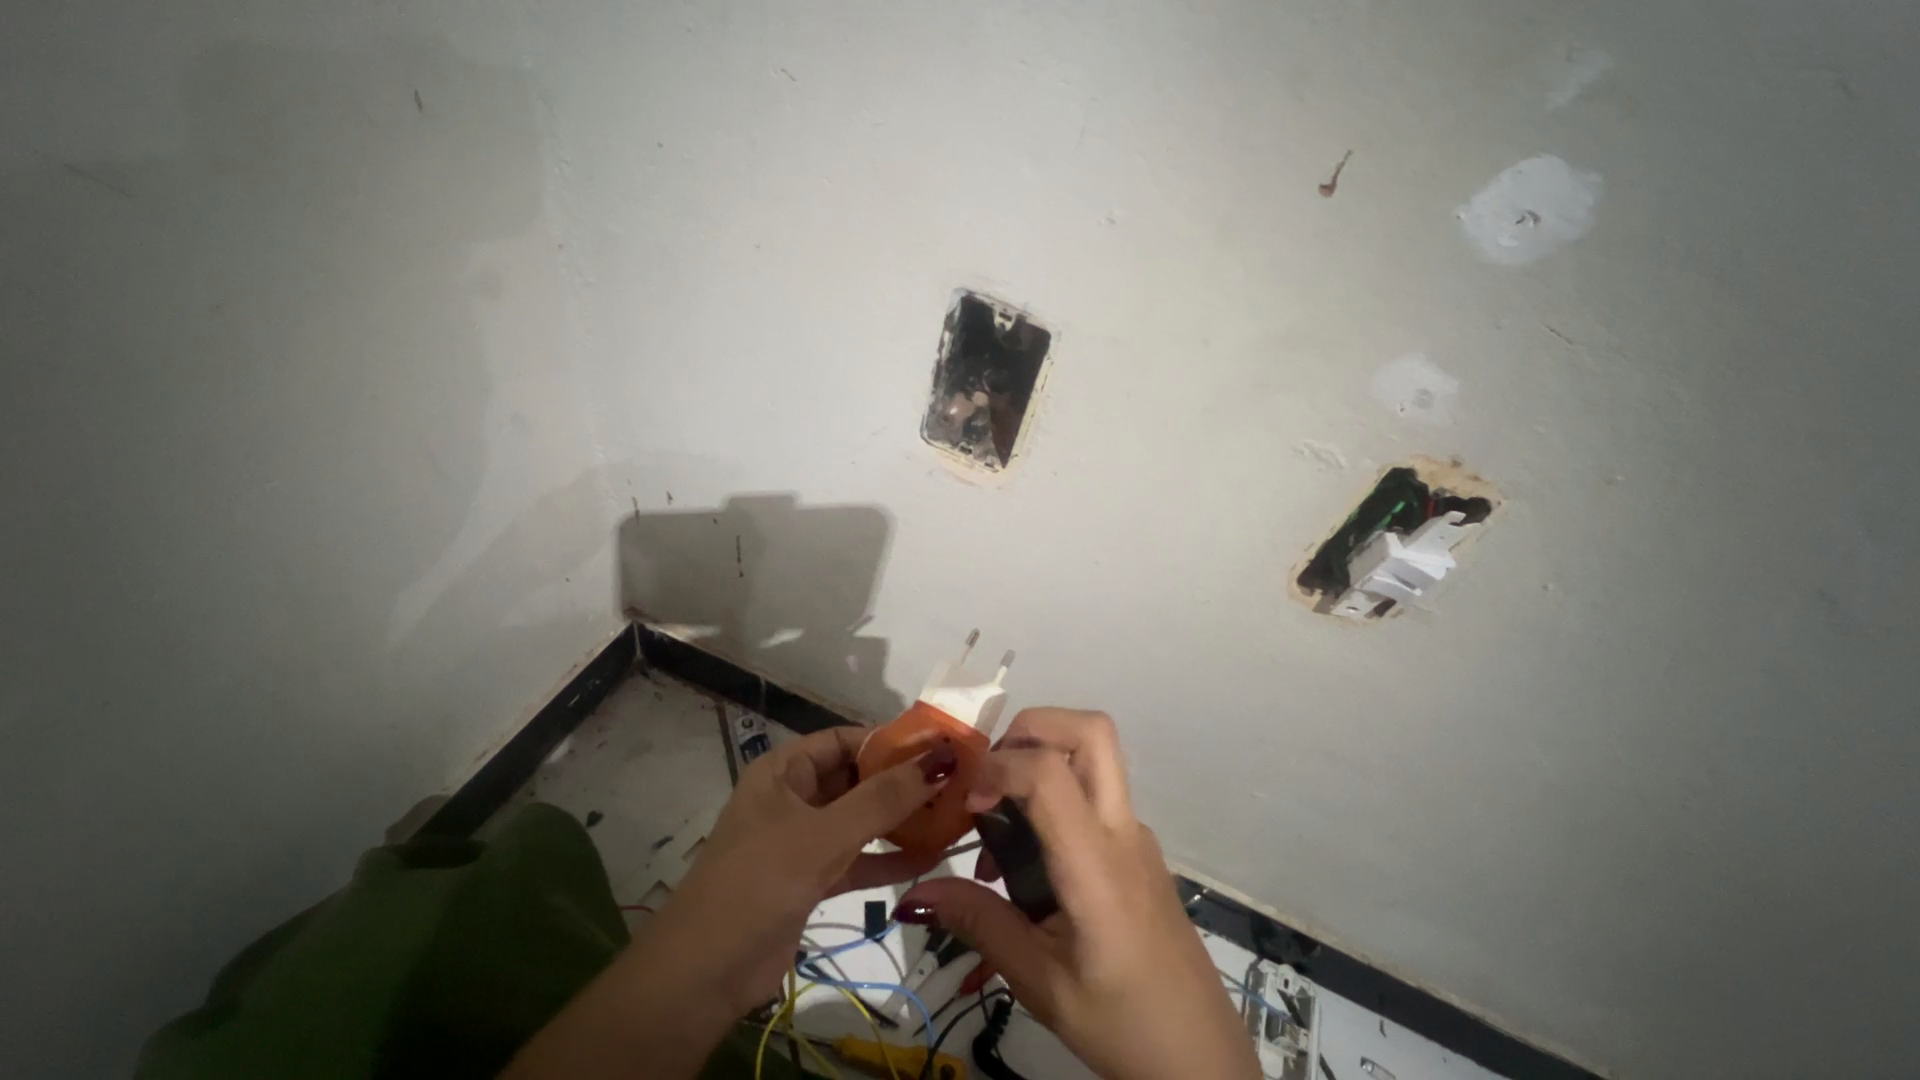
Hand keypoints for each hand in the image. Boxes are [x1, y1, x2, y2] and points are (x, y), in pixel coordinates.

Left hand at [505, 726, 955, 1079]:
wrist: (704, 972)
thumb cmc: (759, 882)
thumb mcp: (824, 834)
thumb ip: (885, 797)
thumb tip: (944, 756)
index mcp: (784, 770)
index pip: (845, 739)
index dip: (892, 740)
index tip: (943, 746)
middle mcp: (793, 797)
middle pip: (856, 778)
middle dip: (903, 782)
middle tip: (959, 783)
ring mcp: (802, 840)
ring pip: (860, 820)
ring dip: (901, 820)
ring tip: (954, 816)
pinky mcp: (811, 880)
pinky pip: (857, 858)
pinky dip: (888, 858)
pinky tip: (931, 859)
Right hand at [895, 709, 1259, 1079]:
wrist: (1200, 1055)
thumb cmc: (1121, 1023)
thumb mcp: (1040, 983)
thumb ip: (980, 923)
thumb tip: (917, 890)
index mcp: (1098, 865)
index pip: (1050, 771)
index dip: (998, 766)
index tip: (966, 801)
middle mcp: (1122, 832)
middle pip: (1091, 731)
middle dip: (1031, 728)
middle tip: (989, 774)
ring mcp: (1135, 836)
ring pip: (1094, 757)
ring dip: (1038, 762)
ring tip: (994, 828)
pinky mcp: (1136, 849)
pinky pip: (1093, 795)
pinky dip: (1052, 796)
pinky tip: (1023, 862)